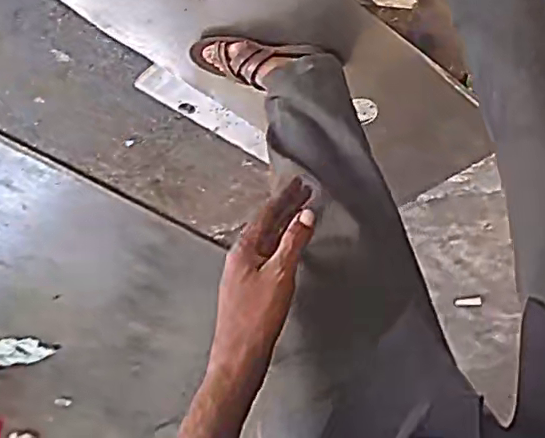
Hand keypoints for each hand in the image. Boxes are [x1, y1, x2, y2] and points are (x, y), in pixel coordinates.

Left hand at [180, 177, 315, 437]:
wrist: (238, 361)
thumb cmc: (254, 320)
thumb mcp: (280, 274)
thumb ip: (294, 241)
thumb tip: (305, 215)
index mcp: (243, 250)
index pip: (267, 213)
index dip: (284, 196)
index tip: (297, 183)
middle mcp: (240, 258)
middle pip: (267, 223)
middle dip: (286, 206)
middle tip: (302, 191)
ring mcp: (243, 273)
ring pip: (268, 238)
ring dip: (286, 223)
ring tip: (301, 212)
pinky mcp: (250, 287)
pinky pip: (269, 252)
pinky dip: (283, 241)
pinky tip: (291, 245)